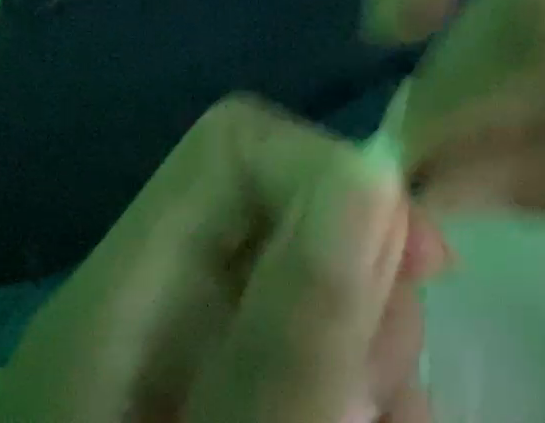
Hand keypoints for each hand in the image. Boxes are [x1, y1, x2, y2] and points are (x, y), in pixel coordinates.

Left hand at [0, 98, 446, 422]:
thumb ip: (297, 327)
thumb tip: (371, 167)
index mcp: (124, 299)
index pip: (239, 147)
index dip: (332, 173)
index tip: (420, 259)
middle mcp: (161, 315)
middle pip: (302, 218)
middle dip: (367, 296)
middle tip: (367, 403)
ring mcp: (204, 367)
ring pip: (335, 294)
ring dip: (378, 361)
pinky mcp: (246, 402)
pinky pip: (338, 362)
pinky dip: (376, 403)